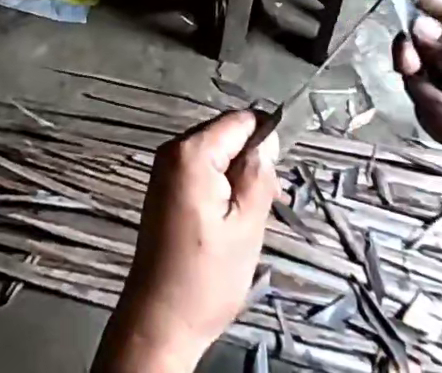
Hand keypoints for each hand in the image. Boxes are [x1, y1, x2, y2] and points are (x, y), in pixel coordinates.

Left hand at [94, 110, 279, 372]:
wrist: (160, 321)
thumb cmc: (205, 279)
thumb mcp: (247, 225)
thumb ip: (259, 175)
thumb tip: (267, 140)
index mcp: (191, 153)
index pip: (240, 120)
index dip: (266, 138)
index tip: (281, 169)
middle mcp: (172, 151)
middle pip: (226, 134)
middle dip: (252, 159)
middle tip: (271, 198)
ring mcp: (165, 169)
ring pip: (216, 153)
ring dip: (239, 175)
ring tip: (255, 213)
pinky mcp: (164, 188)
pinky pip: (202, 170)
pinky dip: (222, 185)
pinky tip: (233, 217)